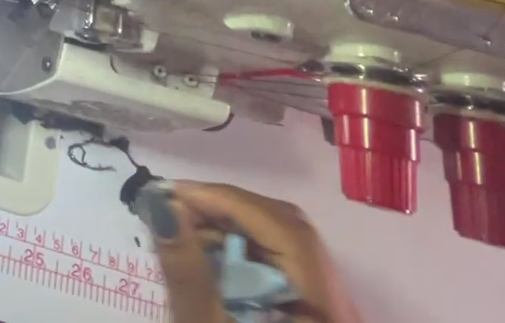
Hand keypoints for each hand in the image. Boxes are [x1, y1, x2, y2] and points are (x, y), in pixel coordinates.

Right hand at [154, 182, 362, 322]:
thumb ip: (188, 270)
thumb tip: (163, 204)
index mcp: (327, 308)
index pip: (286, 227)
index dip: (227, 199)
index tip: (172, 193)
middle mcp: (340, 303)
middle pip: (286, 228)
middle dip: (224, 209)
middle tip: (171, 209)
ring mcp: (329, 307)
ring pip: (282, 242)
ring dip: (228, 227)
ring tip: (181, 233)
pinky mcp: (312, 311)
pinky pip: (281, 263)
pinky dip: (240, 249)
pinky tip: (206, 256)